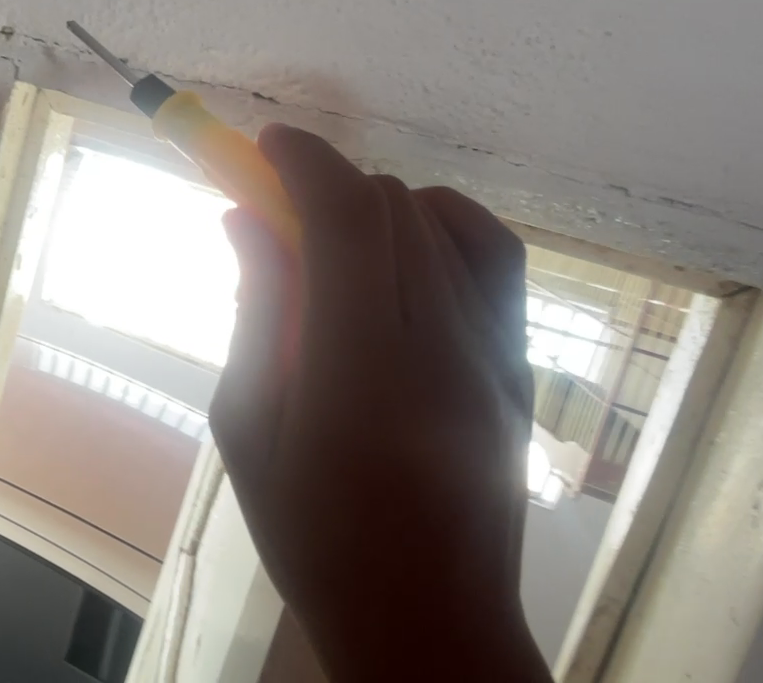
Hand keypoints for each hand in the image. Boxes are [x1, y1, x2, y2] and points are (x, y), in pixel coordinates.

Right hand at [212, 125, 547, 681]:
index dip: (304, 162)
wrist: (428, 619)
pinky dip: (441, 224)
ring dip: (376, 202)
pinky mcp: (518, 364)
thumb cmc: (312, 531)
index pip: (346, 219)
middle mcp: (439, 345)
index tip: (264, 144)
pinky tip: (401, 249)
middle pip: (391, 207)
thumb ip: (255, 311)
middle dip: (326, 179)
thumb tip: (243, 220)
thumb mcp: (248, 424)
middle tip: (275, 203)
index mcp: (360, 367)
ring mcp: (493, 352)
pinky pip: (492, 255)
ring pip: (442, 219)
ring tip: (332, 234)